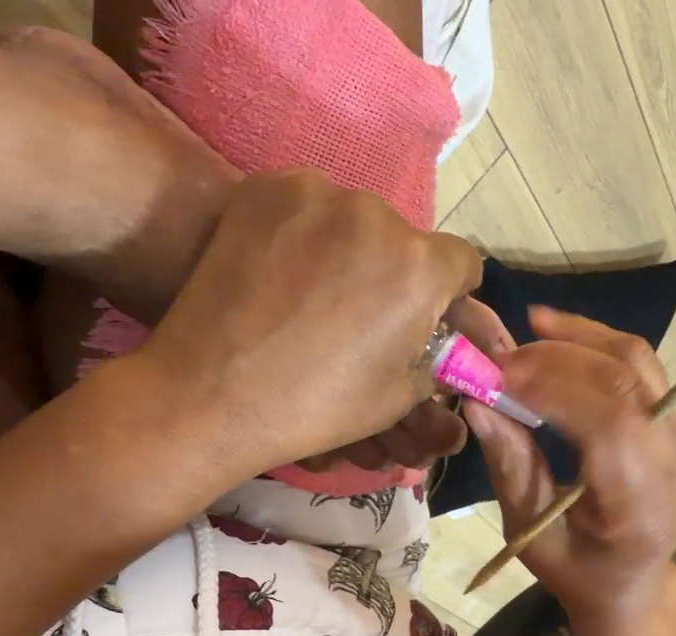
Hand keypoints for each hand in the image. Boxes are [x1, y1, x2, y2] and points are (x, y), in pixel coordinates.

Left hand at [143, 169, 483, 475]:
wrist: (212, 390)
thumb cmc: (314, 407)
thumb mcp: (396, 398)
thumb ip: (433, 357)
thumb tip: (435, 336)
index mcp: (421, 269)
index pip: (462, 263)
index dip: (448, 293)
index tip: (422, 314)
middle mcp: (378, 217)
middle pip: (404, 239)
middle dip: (392, 271)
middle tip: (357, 312)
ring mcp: (318, 195)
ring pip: (353, 219)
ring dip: (346, 248)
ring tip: (308, 292)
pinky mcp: (266, 188)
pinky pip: (304, 205)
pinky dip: (300, 232)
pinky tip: (276, 269)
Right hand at [467, 307, 675, 624]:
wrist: (630, 585)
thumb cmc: (573, 569)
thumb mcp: (527, 531)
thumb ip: (510, 464)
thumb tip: (479, 400)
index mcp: (637, 507)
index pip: (608, 422)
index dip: (553, 384)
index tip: (498, 371)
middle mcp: (675, 468)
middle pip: (627, 382)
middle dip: (560, 356)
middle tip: (504, 355)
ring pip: (641, 365)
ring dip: (582, 339)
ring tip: (532, 330)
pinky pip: (644, 374)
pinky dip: (599, 349)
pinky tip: (561, 340)